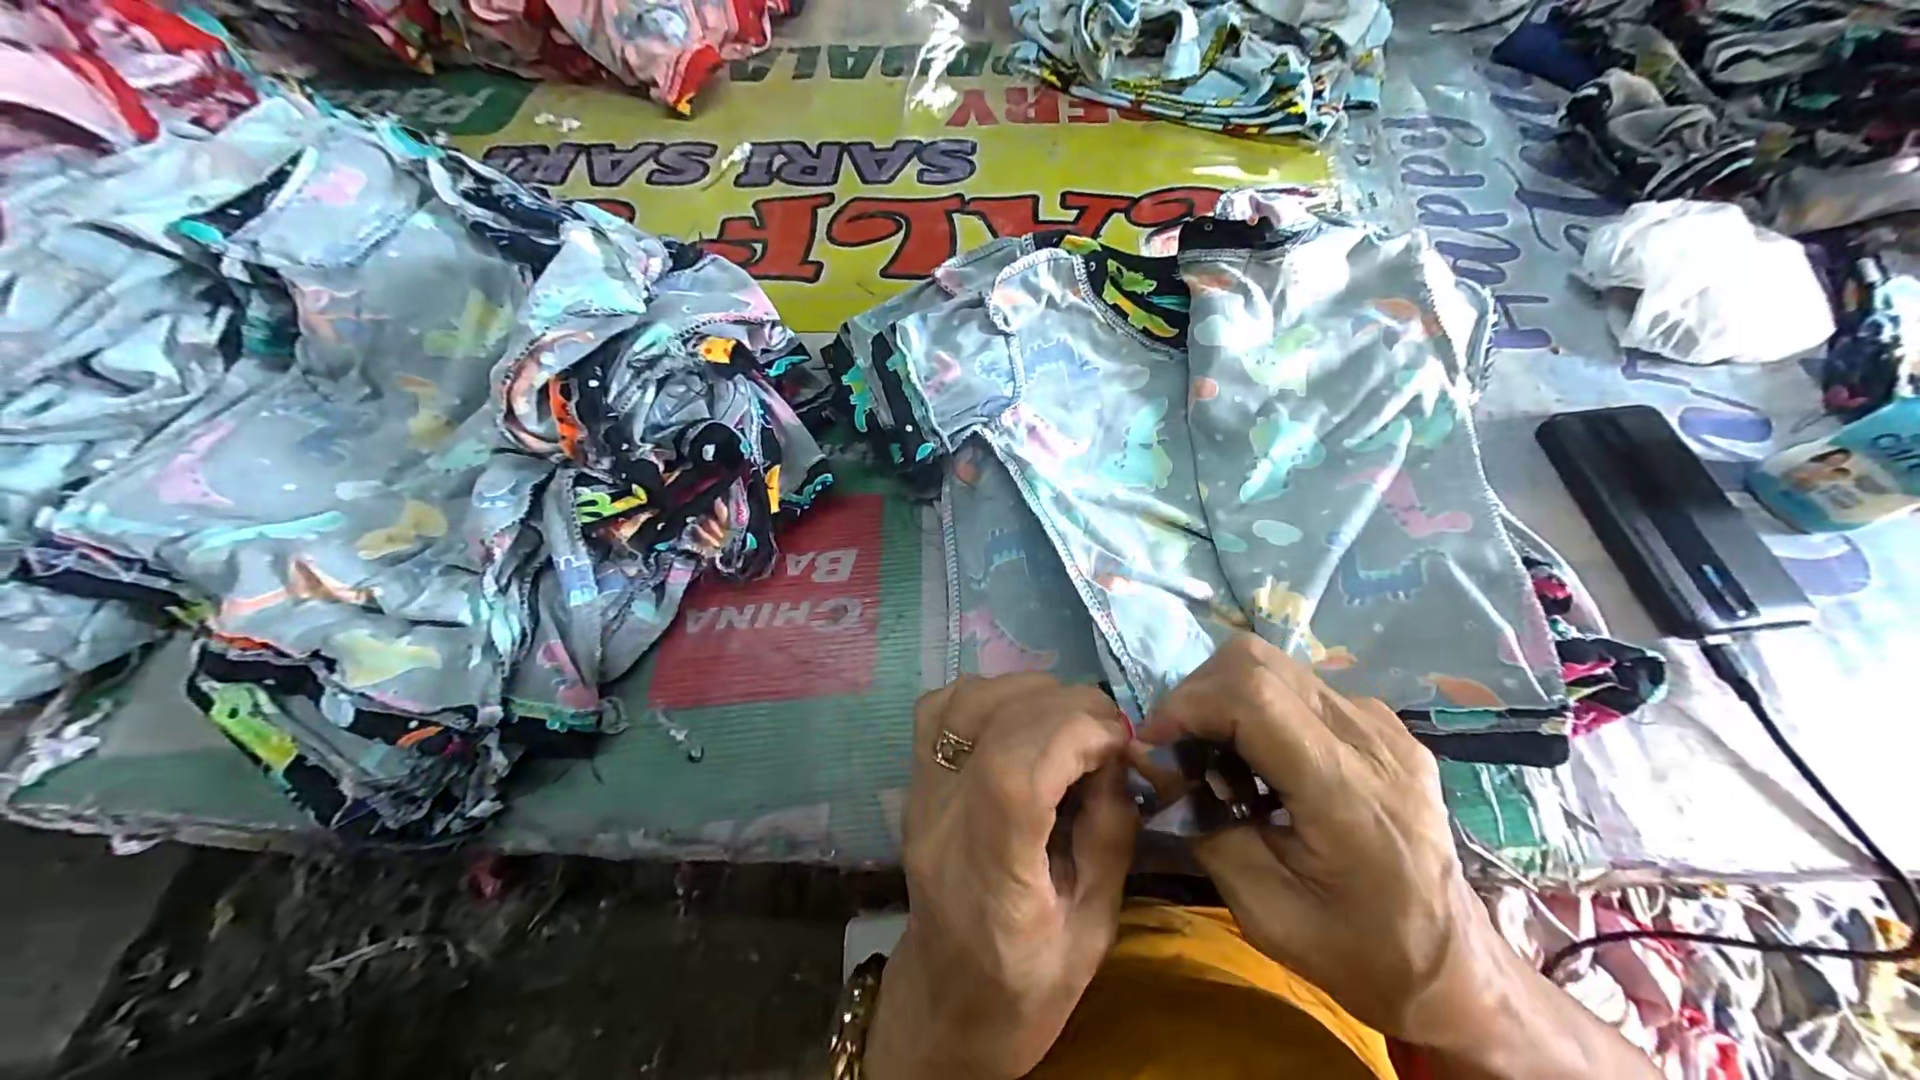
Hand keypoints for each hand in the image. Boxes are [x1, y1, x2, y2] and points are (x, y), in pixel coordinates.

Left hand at [866, 674, 1138, 1079]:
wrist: (947, 1001)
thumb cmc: (1028, 984)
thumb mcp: (1094, 928)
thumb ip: (1109, 833)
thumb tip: (1117, 755)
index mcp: (989, 878)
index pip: (1014, 771)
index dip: (1075, 734)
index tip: (1121, 740)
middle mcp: (940, 822)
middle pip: (993, 723)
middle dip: (1066, 706)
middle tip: (1109, 728)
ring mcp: (919, 795)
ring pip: (963, 701)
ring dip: (1029, 692)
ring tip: (1071, 718)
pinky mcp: (914, 782)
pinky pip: (938, 709)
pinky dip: (986, 694)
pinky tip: (1021, 714)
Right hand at [1136, 635, 1500, 1045]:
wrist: (1454, 967)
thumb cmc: (1357, 951)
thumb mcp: (1263, 910)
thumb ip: (1202, 825)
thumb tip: (1153, 764)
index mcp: (1348, 793)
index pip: (1253, 696)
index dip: (1187, 704)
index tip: (1154, 743)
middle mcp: (1372, 740)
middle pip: (1258, 661)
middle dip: (1197, 693)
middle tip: (1178, 745)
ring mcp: (1383, 725)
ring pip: (1274, 663)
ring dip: (1223, 696)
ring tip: (1214, 752)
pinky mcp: (1382, 725)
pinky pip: (1300, 686)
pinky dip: (1256, 706)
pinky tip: (1258, 757)